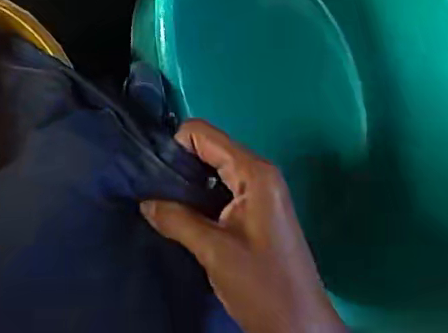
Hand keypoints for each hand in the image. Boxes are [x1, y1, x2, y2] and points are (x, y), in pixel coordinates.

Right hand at [141, 120, 345, 332]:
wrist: (303, 332)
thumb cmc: (263, 287)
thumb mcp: (215, 252)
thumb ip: (177, 220)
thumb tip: (145, 200)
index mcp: (253, 171)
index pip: (204, 134)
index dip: (175, 146)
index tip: (152, 172)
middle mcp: (259, 172)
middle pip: (210, 148)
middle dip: (180, 164)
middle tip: (154, 190)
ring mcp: (262, 191)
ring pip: (215, 169)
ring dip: (190, 182)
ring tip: (164, 203)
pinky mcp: (260, 210)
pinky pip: (224, 187)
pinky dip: (203, 195)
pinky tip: (186, 215)